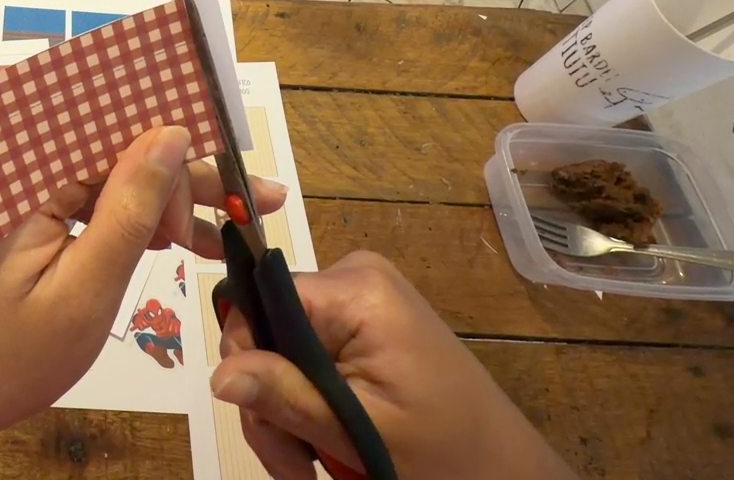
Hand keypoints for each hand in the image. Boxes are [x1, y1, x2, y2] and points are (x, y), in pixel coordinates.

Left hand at [0, 125, 285, 473]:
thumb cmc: (13, 353)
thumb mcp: (85, 287)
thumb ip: (128, 210)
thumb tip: (171, 135)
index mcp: (34, 174)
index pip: (116, 134)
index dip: (179, 143)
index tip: (236, 160)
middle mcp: (31, 169)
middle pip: (122, 152)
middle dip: (189, 173)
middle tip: (258, 195)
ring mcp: (34, 193)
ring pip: (116, 177)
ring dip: (173, 198)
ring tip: (235, 220)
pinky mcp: (39, 217)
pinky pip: (98, 202)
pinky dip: (142, 219)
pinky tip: (186, 236)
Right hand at [210, 251, 576, 479]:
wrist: (516, 477)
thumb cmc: (448, 458)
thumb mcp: (359, 433)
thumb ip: (286, 396)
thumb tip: (217, 377)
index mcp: (355, 289)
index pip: (262, 300)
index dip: (247, 356)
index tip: (264, 423)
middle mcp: (352, 274)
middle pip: (270, 326)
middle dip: (270, 399)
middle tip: (295, 467)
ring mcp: (361, 294)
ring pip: (284, 343)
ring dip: (286, 408)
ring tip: (311, 467)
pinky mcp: (366, 317)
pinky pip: (310, 346)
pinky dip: (308, 395)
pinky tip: (325, 439)